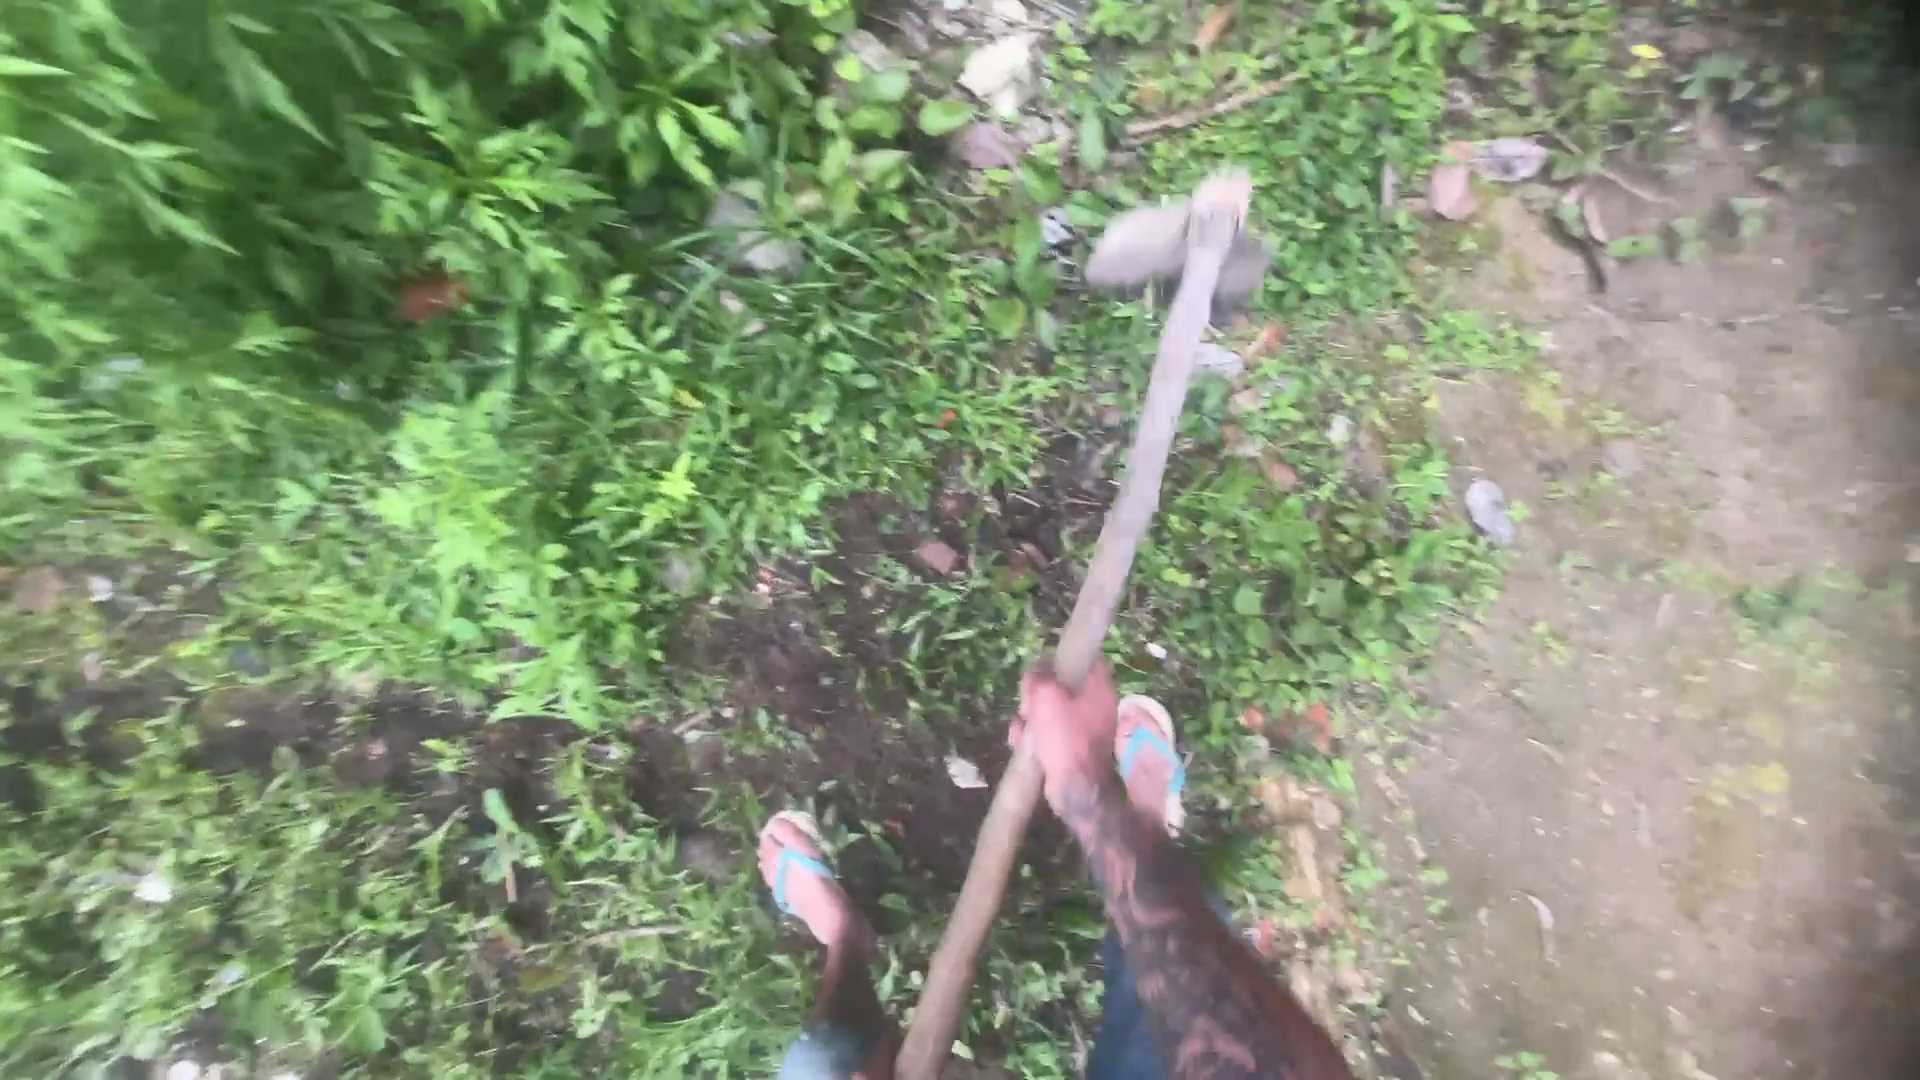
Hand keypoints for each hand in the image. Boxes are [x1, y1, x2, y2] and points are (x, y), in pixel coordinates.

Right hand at [1012, 661, 1118, 808]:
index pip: (1081, 657)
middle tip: (1027, 704)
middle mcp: (1095, 703)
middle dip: (1036, 693)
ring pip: (1049, 708)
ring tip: (1021, 727)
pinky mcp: (1071, 745)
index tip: (1040, 669)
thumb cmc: (1066, 736)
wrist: (1076, 788)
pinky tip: (1019, 742)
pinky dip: (1033, 735)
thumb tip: (1036, 671)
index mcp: (1098, 686)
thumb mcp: (1046, 696)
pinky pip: (1048, 730)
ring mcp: (1083, 726)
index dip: (1058, 659)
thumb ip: (1039, 676)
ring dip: (1029, 716)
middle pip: (1060, 684)